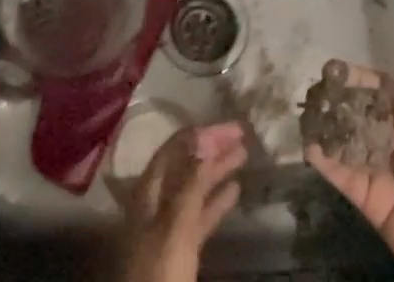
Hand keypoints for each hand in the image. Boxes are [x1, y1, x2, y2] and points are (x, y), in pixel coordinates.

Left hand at [120, 123, 247, 281]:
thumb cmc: (159, 271)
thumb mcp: (176, 227)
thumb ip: (190, 186)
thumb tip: (204, 141)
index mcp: (148, 192)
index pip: (174, 149)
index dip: (201, 134)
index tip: (231, 126)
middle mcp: (155, 201)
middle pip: (185, 165)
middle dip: (212, 148)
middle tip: (242, 135)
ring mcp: (167, 223)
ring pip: (195, 187)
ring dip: (217, 170)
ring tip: (244, 155)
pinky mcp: (179, 245)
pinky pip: (199, 213)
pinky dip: (216, 199)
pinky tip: (235, 191)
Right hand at [306, 46, 393, 281]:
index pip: (388, 92)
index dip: (363, 79)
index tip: (335, 68)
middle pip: (364, 115)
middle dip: (339, 101)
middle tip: (312, 88)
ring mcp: (385, 174)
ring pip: (350, 143)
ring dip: (328, 128)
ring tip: (304, 112)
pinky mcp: (373, 203)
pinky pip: (345, 177)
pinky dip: (327, 163)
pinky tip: (310, 147)